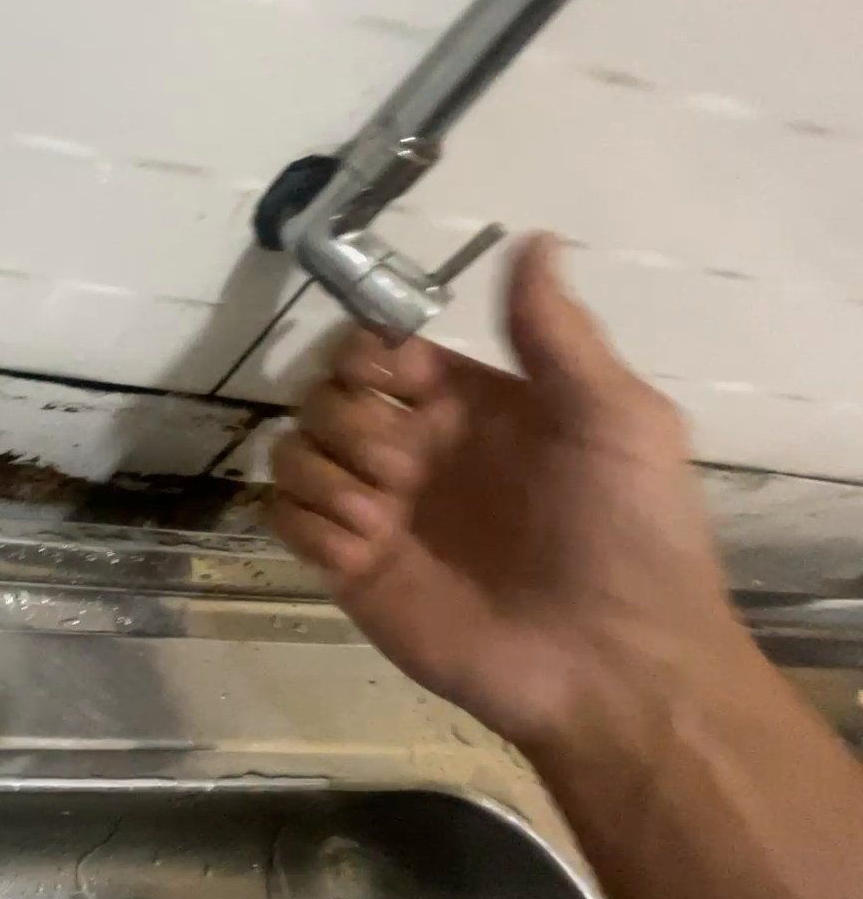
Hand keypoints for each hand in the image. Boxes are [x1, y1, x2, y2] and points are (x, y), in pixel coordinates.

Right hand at [266, 234, 748, 750]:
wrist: (598, 659)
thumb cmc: (621, 534)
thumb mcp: (616, 420)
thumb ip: (556, 335)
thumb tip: (533, 238)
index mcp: (456, 406)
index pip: (368, 352)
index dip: (364, 357)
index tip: (397, 384)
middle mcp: (399, 448)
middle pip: (316, 397)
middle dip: (348, 426)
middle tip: (406, 471)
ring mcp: (362, 506)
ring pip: (285, 452)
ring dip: (323, 478)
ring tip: (379, 520)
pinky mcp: (334, 559)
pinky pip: (277, 516)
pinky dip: (307, 526)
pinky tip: (360, 552)